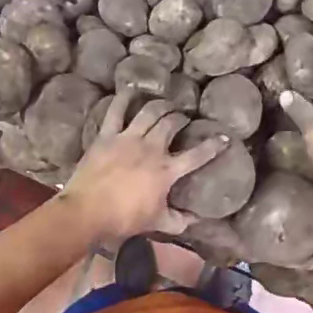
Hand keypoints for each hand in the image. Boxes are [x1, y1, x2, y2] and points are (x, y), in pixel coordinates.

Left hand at [61, 92, 227, 239]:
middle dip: (181, 118)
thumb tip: (196, 219)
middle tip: (183, 119)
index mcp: (166, 170)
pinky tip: (131, 89)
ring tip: (166, 104)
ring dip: (161, 105)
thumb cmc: (123, 219)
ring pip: (150, 112)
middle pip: (172, 123)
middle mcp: (151, 148)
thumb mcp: (157, 222)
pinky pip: (116, 110)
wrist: (87, 211)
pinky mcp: (106, 135)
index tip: (224, 137)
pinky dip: (124, 98)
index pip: (197, 154)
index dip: (213, 145)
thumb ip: (179, 220)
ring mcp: (128, 138)